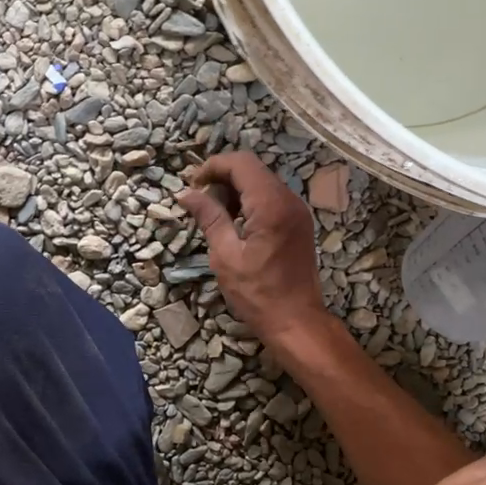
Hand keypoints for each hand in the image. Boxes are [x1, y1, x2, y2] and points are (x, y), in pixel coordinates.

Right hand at [176, 154, 325, 344]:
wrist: (297, 321)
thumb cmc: (258, 293)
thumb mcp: (225, 256)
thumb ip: (209, 218)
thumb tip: (187, 193)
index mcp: (271, 205)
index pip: (241, 163)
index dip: (213, 166)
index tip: (193, 184)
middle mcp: (289, 200)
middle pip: (253, 169)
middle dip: (223, 178)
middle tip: (201, 202)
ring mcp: (298, 211)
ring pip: (262, 182)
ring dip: (236, 190)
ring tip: (215, 215)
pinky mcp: (299, 223)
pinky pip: (272, 198)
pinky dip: (251, 202)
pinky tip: (236, 224)